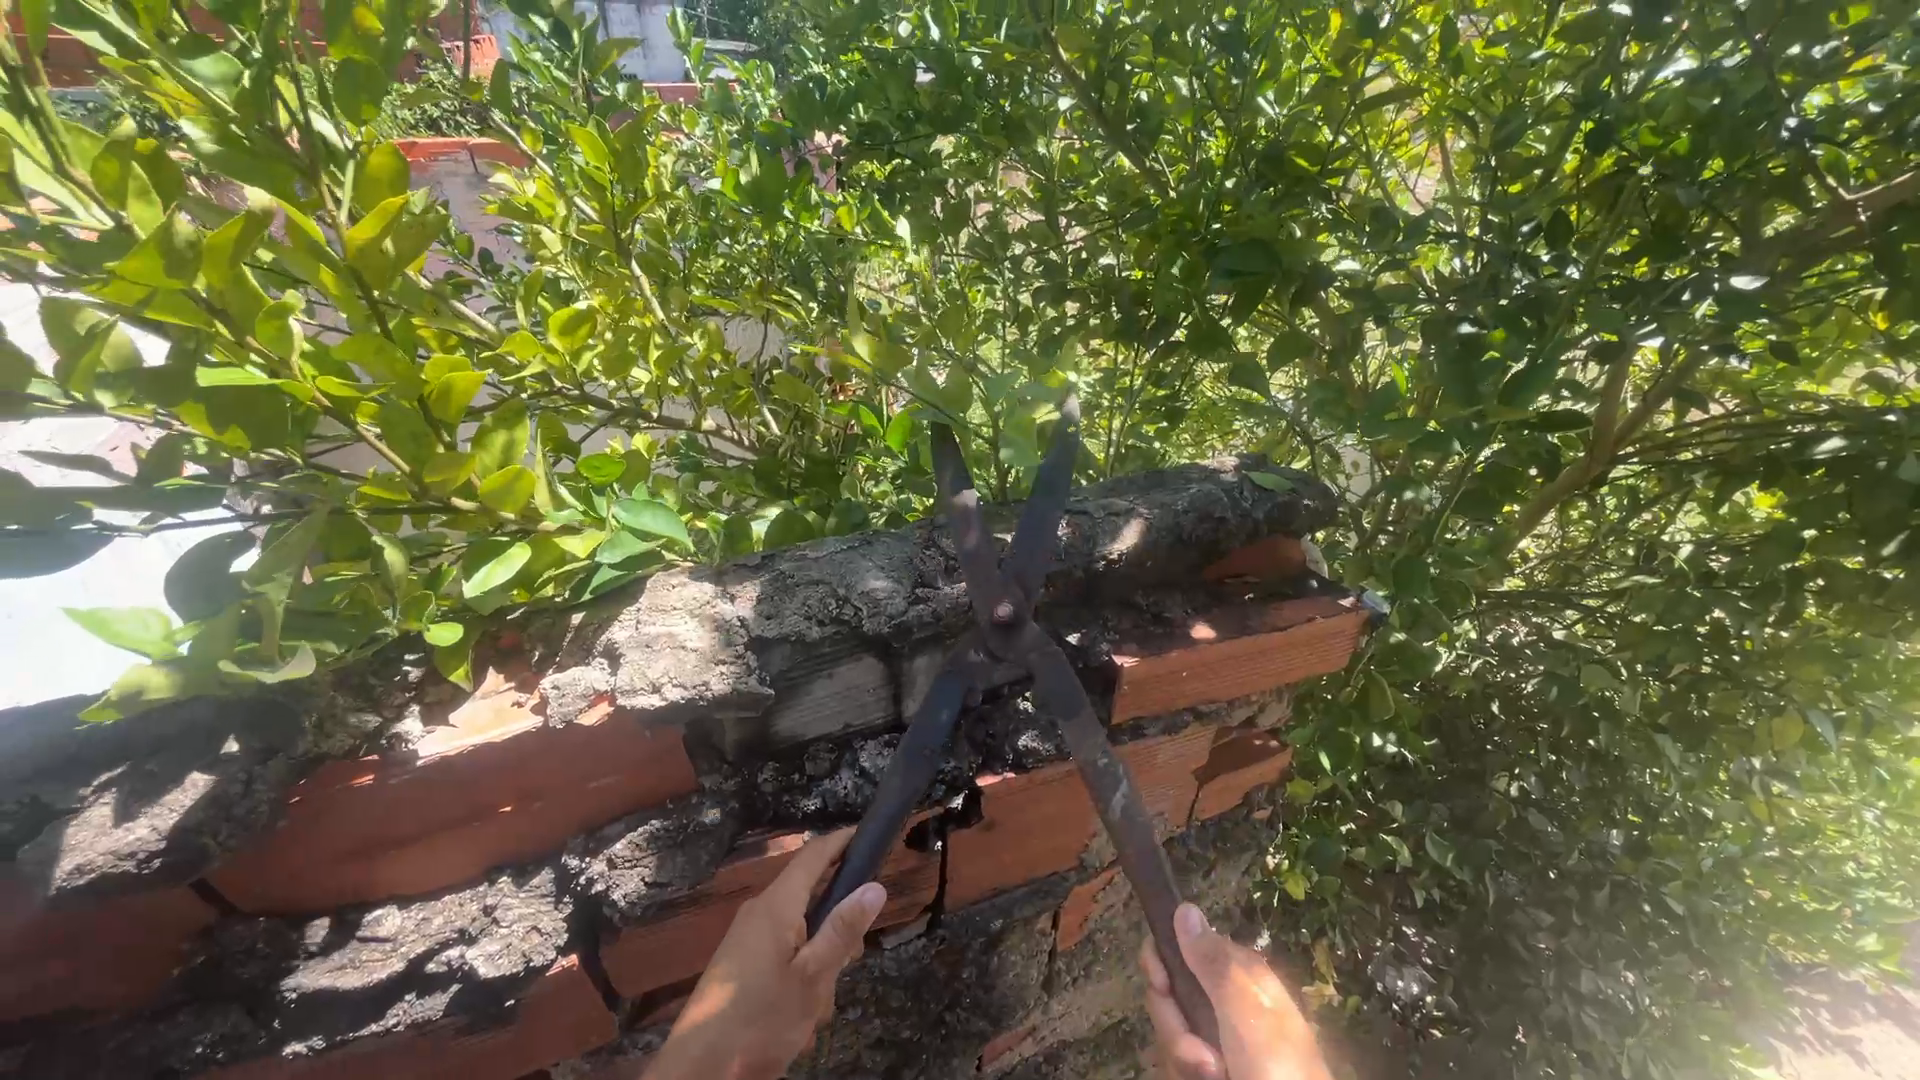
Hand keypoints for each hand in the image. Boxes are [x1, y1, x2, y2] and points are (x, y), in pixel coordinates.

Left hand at [645, 831, 886, 1079]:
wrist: (700, 1071)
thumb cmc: (759, 1019)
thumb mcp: (813, 977)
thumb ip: (843, 929)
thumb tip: (875, 885)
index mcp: (776, 905)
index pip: (813, 855)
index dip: (842, 841)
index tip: (870, 834)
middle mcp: (759, 913)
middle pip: (812, 899)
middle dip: (837, 928)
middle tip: (851, 961)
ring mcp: (748, 940)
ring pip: (802, 935)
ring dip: (819, 964)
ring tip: (819, 1005)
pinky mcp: (743, 966)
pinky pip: (785, 956)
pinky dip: (801, 979)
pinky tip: (801, 1017)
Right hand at [1138, 903, 1330, 1079]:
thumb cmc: (1276, 1068)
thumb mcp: (1245, 1011)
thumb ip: (1212, 962)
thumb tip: (1184, 908)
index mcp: (1235, 975)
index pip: (1178, 946)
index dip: (1160, 962)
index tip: (1160, 985)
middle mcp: (1221, 1001)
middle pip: (1167, 995)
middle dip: (1175, 1028)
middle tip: (1204, 1056)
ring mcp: (1215, 1037)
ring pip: (1169, 1033)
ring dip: (1183, 1058)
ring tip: (1215, 1076)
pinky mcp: (1209, 1067)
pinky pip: (1176, 1061)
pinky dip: (1185, 1073)